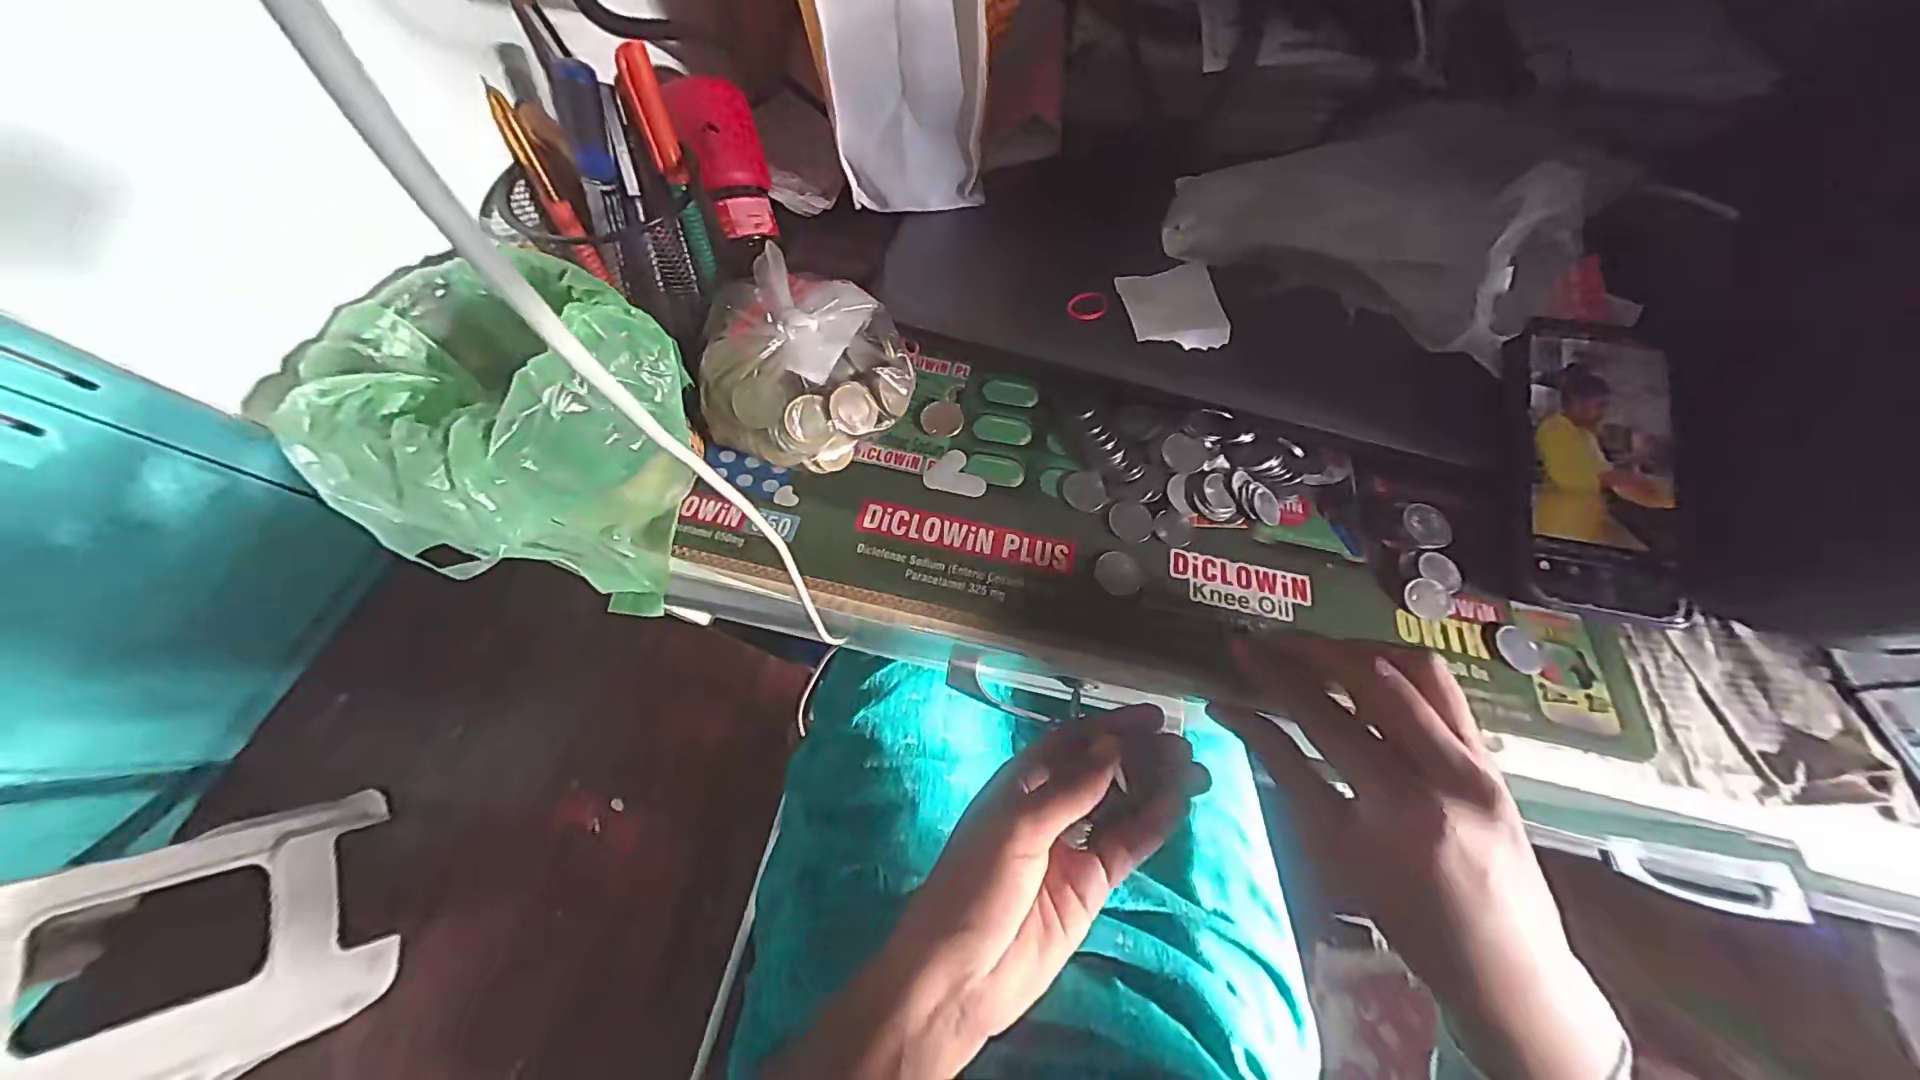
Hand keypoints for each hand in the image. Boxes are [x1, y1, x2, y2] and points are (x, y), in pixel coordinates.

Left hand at [770, 705, 1208, 1078]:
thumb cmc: (974, 885)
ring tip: (1193, 771)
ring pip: (1121, 805)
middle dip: (1141, 754)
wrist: (961, 974)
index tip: (1154, 717)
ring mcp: (1071, 845)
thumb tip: (1113, 746)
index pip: (1073, 742)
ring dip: (1155, 785)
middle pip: (1102, 770)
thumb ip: (1068, 790)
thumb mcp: (1016, 827)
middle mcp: (1049, 807)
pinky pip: (1127, 845)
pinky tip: (1178, 805)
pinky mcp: (1090, 883)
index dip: (1112, 725)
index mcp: (1022, 782)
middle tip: (1183, 746)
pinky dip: (1153, 824)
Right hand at [1211, 636, 1626, 1079]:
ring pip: (1418, 668)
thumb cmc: (1401, 915)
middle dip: (1314, 649)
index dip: (1274, 674)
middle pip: (1374, 675)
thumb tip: (1229, 713)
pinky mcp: (1493, 758)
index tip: (1241, 649)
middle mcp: (1447, 768)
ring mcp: (1480, 759)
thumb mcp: (1327, 843)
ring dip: (1359, 651)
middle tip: (1272, 643)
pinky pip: (1444, 691)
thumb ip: (1281, 766)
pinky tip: (1366, 679)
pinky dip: (1397, 671)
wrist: (1504, 966)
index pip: (1322, 715)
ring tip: (1317, 655)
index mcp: (1398, 802)